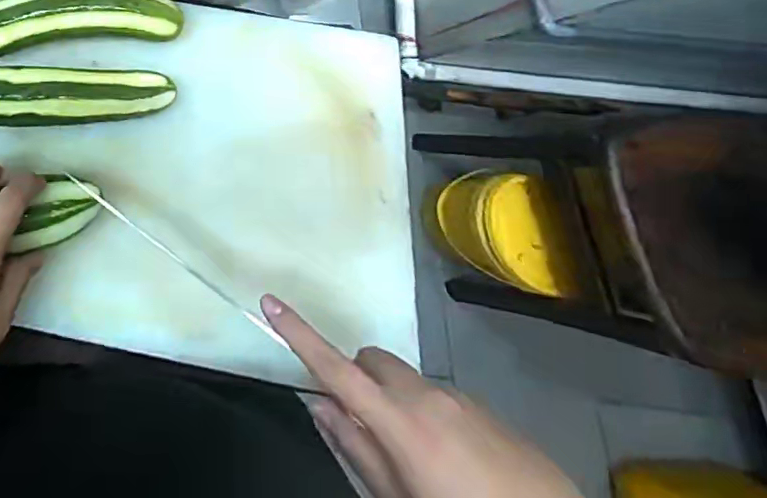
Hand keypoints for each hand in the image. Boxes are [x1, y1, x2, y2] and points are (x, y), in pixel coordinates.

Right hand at [261, 294, 581, 497]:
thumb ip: (358, 449)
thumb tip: (321, 406)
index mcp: (397, 421)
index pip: (333, 367)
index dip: (297, 334)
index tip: (269, 301)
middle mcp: (427, 397)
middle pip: (372, 360)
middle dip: (359, 378)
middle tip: (366, 421)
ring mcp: (466, 403)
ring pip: (411, 381)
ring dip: (399, 400)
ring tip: (423, 455)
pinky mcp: (497, 417)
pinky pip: (448, 400)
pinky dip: (436, 415)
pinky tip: (461, 464)